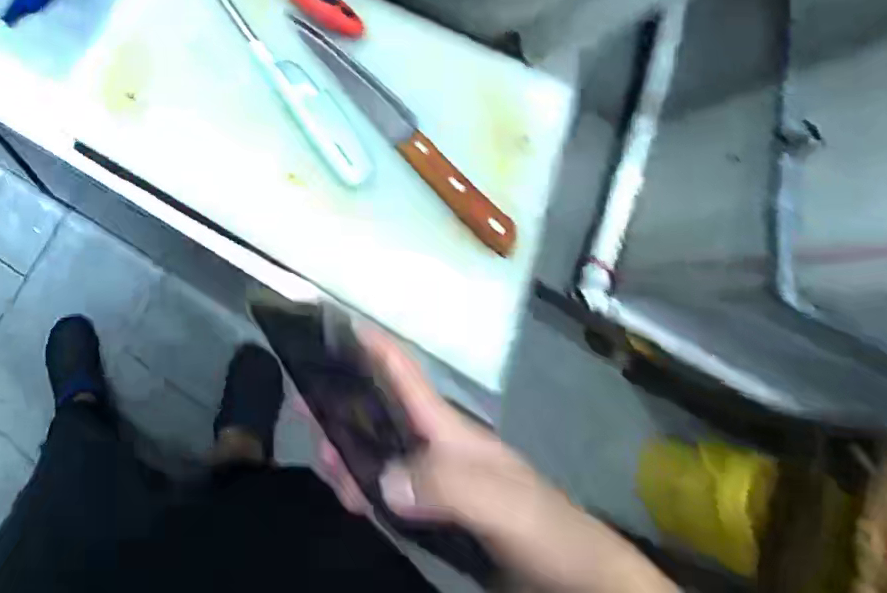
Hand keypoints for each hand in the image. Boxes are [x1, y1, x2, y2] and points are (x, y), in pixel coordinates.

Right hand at [312, 328, 674, 592]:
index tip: (330, 320)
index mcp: (446, 428)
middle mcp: (433, 446)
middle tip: (304, 415)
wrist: (583, 588)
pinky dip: (361, 489)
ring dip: (345, 455)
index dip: (368, 342)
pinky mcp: (436, 517)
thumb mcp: (499, 501)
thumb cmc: (545, 528)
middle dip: (337, 406)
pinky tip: (352, 502)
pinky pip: (385, 491)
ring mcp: (434, 481)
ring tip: (331, 476)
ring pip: (375, 452)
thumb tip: (384, 480)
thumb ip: (444, 483)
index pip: (402, 372)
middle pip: (374, 410)